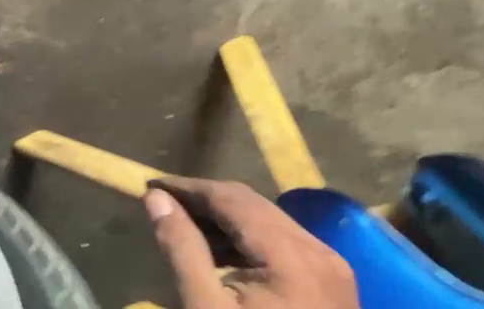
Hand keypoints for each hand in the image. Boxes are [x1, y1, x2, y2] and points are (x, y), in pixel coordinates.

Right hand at [145, 178, 359, 308]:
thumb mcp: (206, 308)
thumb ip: (181, 247)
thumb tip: (157, 198)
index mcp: (291, 257)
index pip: (230, 199)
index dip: (187, 188)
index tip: (149, 185)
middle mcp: (319, 252)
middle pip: (251, 204)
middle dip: (205, 199)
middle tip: (164, 202)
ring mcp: (332, 270)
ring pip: (268, 220)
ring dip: (225, 218)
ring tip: (186, 226)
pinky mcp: (333, 287)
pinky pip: (284, 243)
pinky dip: (248, 238)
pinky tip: (222, 253)